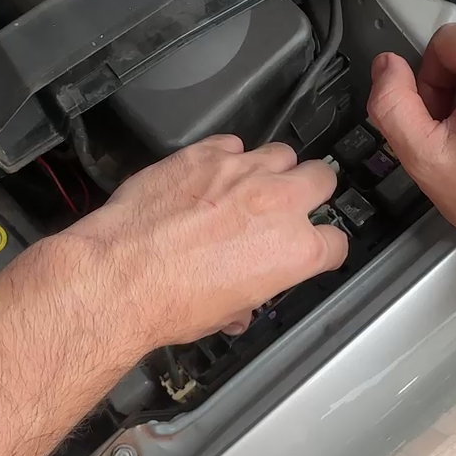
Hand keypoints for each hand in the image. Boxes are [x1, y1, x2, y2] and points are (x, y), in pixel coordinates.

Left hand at [51, 136, 347, 348]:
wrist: (120, 275)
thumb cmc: (170, 301)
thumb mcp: (225, 313)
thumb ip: (248, 297)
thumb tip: (240, 302)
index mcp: (295, 250)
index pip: (336, 241)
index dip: (324, 248)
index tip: (313, 249)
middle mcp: (278, 202)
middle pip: (322, 178)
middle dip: (311, 192)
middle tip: (290, 206)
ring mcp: (242, 171)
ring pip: (282, 153)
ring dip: (271, 170)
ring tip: (249, 188)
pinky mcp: (206, 153)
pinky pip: (233, 143)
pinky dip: (228, 158)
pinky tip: (211, 177)